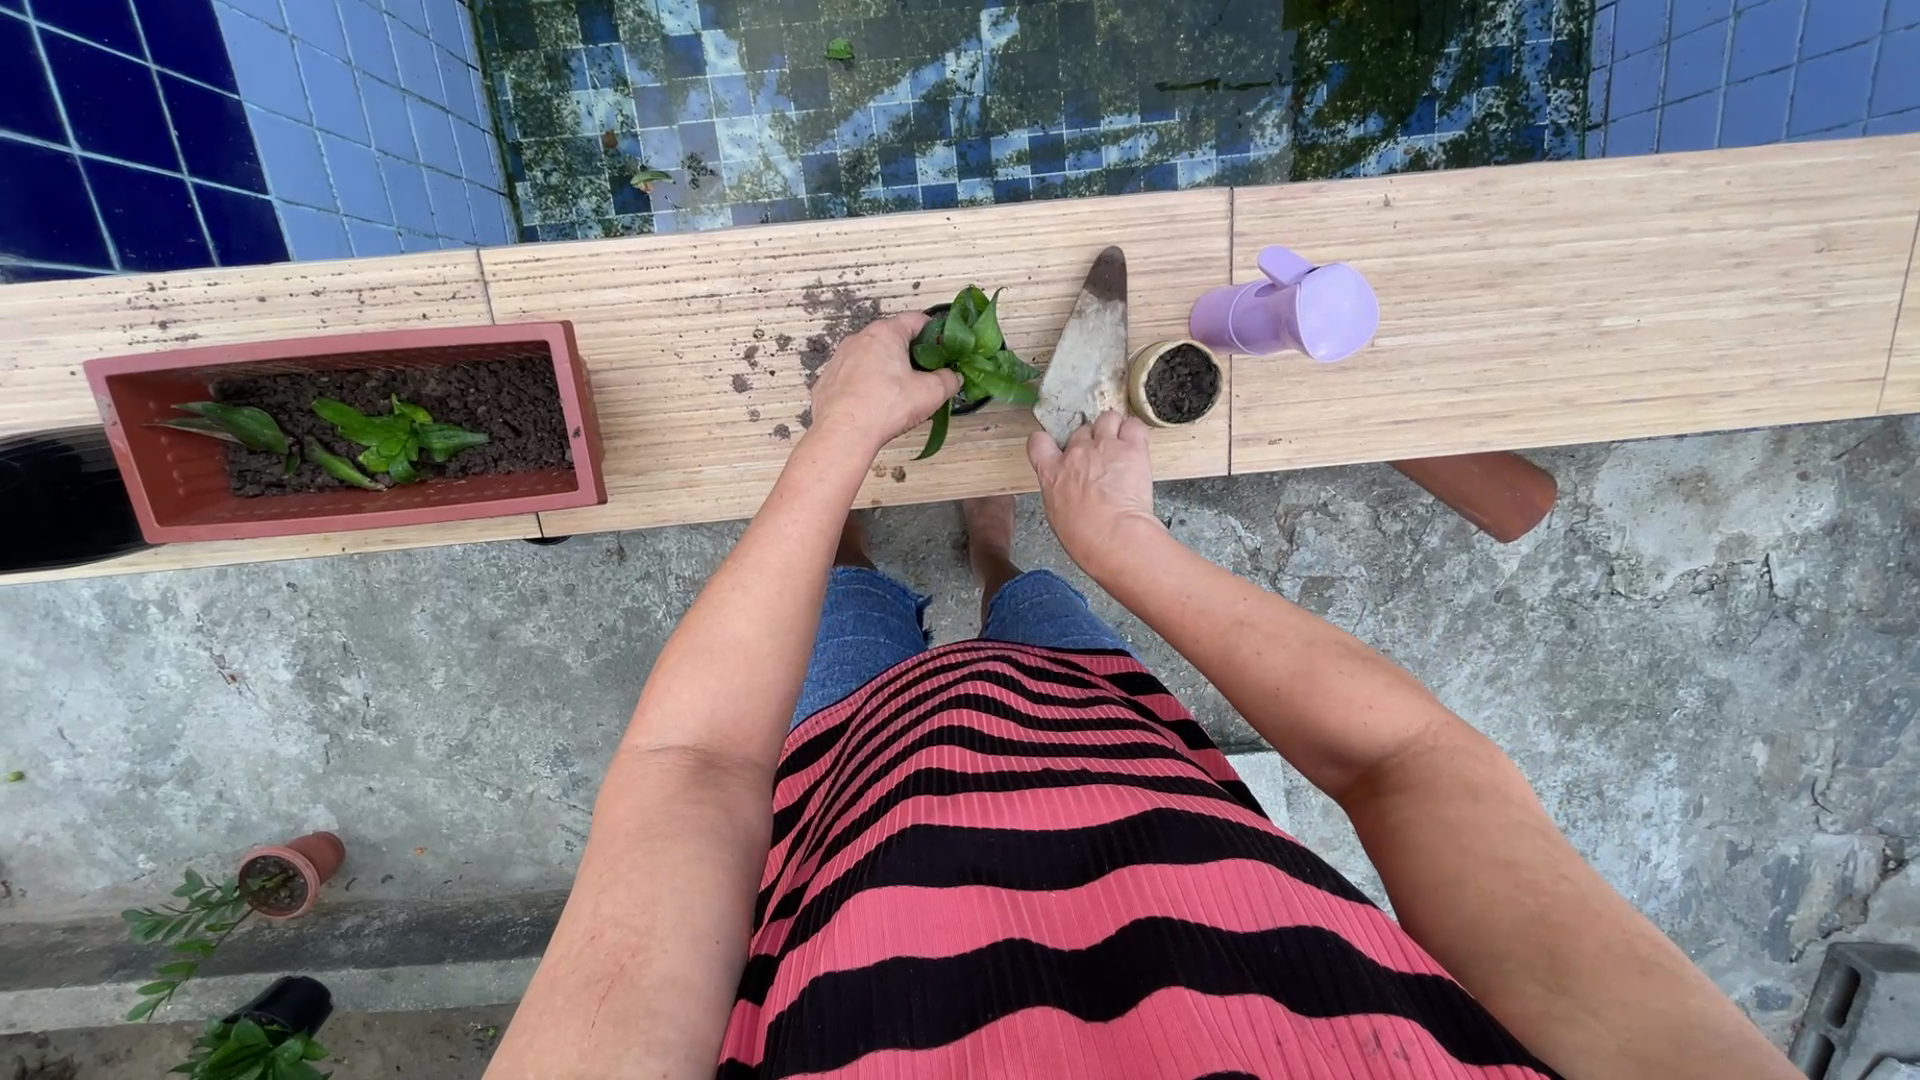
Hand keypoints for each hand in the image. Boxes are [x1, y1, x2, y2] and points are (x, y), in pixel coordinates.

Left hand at [809, 313, 960, 453]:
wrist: (843, 433)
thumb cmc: (885, 408)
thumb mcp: (931, 393)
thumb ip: (949, 380)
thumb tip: (953, 377)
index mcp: (885, 333)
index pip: (916, 319)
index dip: (934, 333)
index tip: (943, 350)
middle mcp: (859, 339)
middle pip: (892, 338)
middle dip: (910, 354)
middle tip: (924, 375)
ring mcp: (840, 358)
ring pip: (871, 357)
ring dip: (886, 369)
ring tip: (898, 393)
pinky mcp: (828, 379)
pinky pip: (853, 375)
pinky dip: (865, 384)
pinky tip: (874, 404)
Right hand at [1026, 411, 1164, 576]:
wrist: (1113, 535)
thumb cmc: (1087, 537)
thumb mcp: (1058, 515)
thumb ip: (1061, 492)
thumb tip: (1071, 491)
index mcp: (1052, 473)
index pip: (1038, 442)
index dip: (1048, 442)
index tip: (1057, 447)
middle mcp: (1076, 454)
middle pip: (1081, 431)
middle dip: (1091, 441)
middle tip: (1101, 459)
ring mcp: (1104, 446)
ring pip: (1107, 419)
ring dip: (1113, 429)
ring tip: (1121, 447)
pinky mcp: (1131, 448)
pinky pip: (1133, 426)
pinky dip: (1135, 432)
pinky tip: (1137, 446)